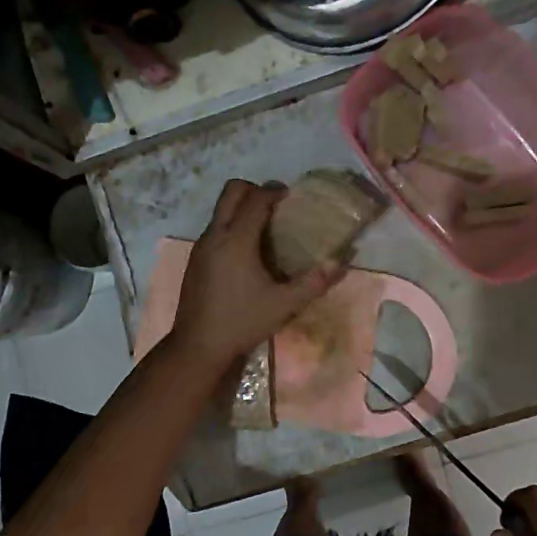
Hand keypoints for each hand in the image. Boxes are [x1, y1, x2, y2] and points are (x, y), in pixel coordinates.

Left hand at [169, 180, 341, 365]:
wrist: (197, 345)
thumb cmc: (241, 322)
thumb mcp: (283, 305)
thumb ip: (314, 282)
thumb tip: (341, 262)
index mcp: (236, 240)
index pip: (255, 199)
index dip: (274, 191)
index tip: (290, 195)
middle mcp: (215, 235)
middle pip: (231, 191)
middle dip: (254, 189)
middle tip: (275, 205)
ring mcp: (200, 246)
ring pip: (220, 210)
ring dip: (240, 208)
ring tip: (264, 228)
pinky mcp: (195, 259)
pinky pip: (214, 228)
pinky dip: (230, 225)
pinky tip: (246, 252)